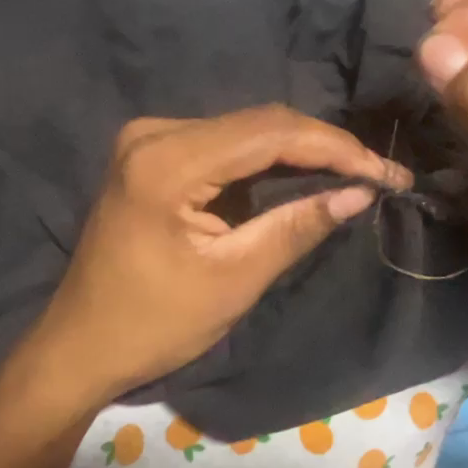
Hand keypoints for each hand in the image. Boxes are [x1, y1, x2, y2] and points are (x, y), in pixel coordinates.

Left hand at [22, 105, 410, 406]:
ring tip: (356, 173)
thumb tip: (361, 191)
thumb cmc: (154, 324)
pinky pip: (224, 145)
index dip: (336, 147)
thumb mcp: (234, 279)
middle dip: (324, 147)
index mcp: (167, 161)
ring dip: (300, 151)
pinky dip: (267, 160)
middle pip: (259, 123)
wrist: (81, 345)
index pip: (270, 132)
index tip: (387, 171)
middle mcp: (154, 133)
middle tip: (379, 174)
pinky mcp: (151, 154)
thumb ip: (297, 226)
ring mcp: (148, 139)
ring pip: (245, 129)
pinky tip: (307, 174)